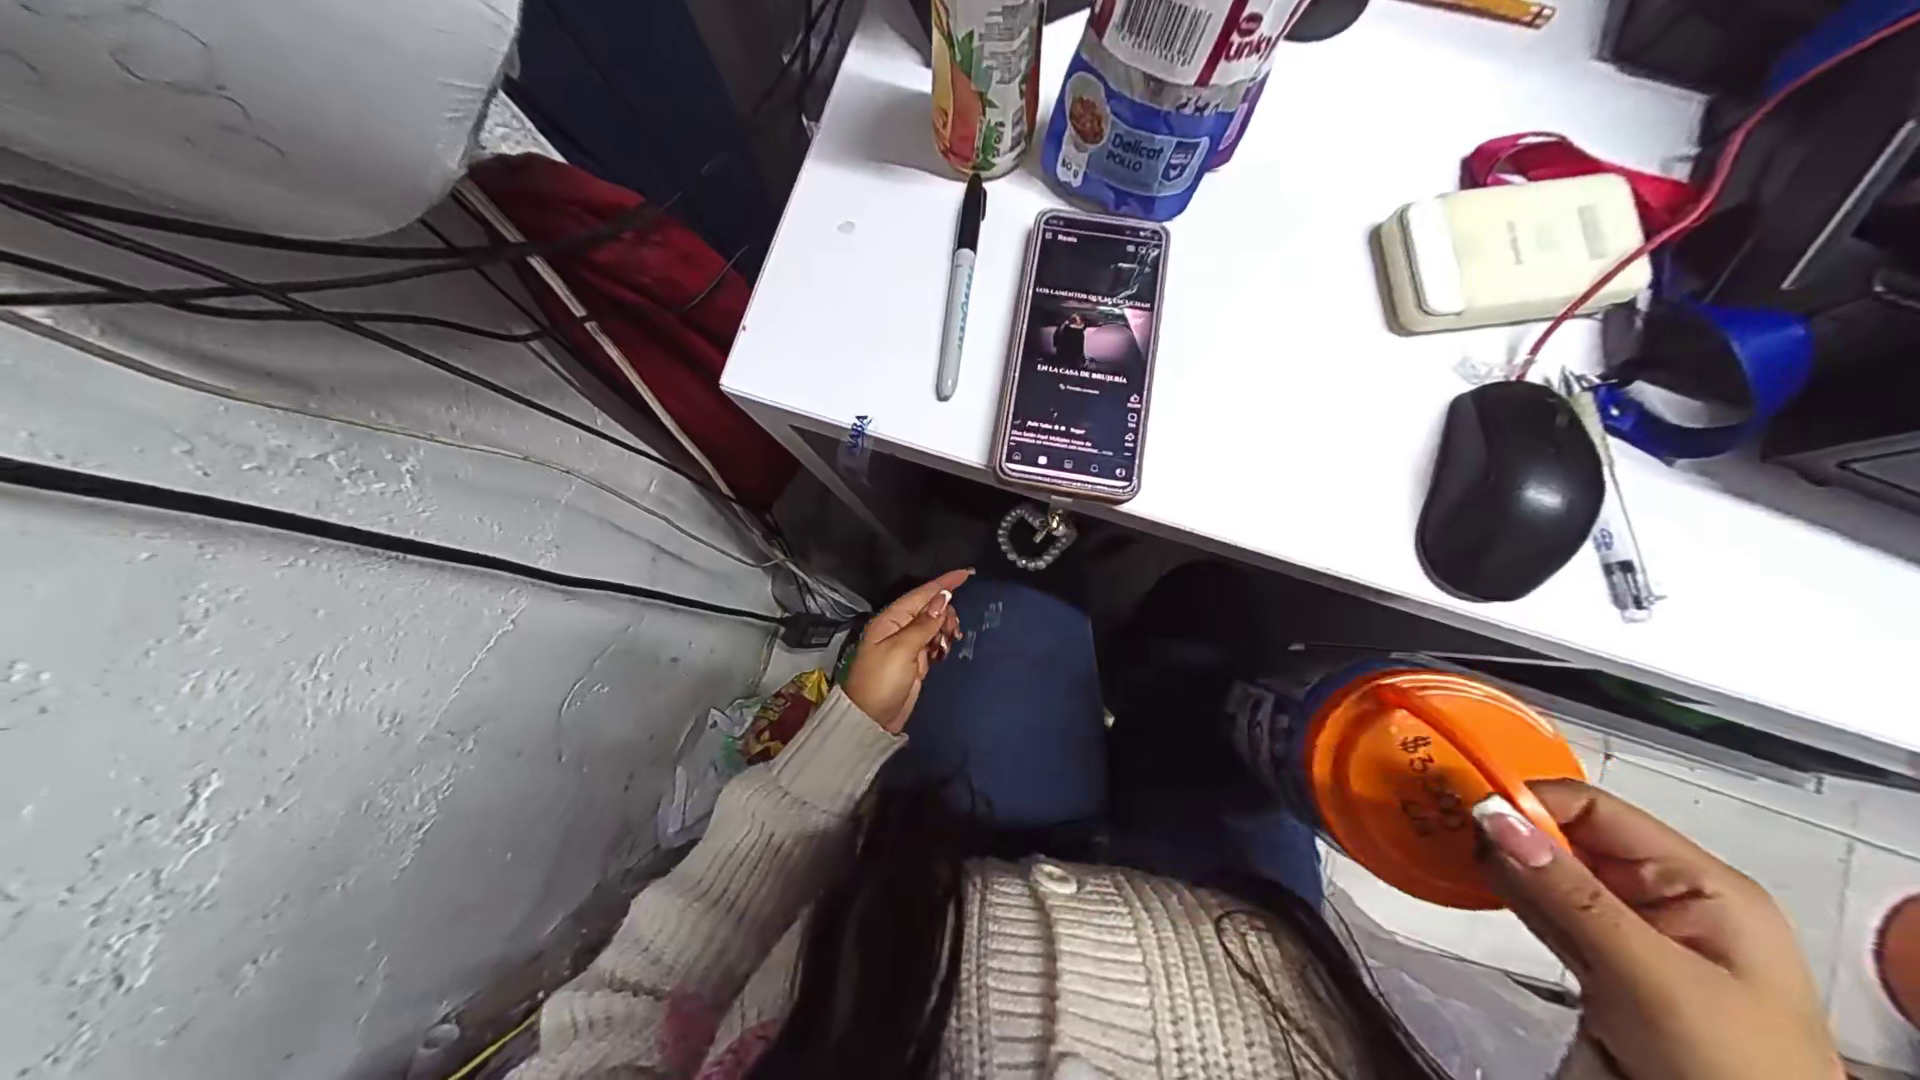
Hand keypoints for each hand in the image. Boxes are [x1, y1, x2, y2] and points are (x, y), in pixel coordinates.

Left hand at [841, 570, 968, 732]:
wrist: (871, 719)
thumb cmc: (882, 681)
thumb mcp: (902, 650)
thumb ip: (924, 624)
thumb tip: (943, 597)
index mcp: (891, 619)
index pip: (922, 593)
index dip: (944, 583)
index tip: (967, 573)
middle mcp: (899, 627)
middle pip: (930, 607)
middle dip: (946, 612)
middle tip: (952, 632)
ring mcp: (907, 643)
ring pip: (935, 623)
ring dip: (946, 628)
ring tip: (947, 644)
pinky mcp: (915, 659)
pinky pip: (934, 640)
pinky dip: (942, 641)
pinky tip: (945, 650)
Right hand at [1475, 781, 1839, 1079]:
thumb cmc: (1728, 1065)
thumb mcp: (1651, 977)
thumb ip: (1569, 894)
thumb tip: (1493, 814)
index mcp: (1698, 884)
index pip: (1596, 810)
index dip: (1532, 803)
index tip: (1470, 811)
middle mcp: (1662, 895)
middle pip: (1570, 838)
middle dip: (1511, 833)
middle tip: (1451, 831)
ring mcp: (1632, 930)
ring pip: (1551, 873)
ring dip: (1505, 862)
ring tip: (1455, 852)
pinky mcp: (1604, 959)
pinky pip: (1548, 909)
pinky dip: (1513, 894)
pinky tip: (1479, 881)